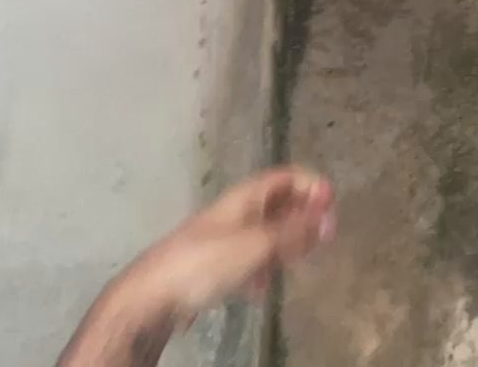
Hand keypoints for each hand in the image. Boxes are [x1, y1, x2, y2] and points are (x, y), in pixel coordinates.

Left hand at [113, 166, 335, 323]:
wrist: (147, 300)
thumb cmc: (204, 263)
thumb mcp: (257, 245)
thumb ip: (294, 232)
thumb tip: (330, 217)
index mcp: (245, 197)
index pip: (287, 177)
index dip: (311, 185)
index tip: (330, 205)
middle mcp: (234, 212)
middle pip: (276, 203)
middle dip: (300, 215)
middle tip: (320, 234)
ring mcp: (220, 239)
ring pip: (262, 231)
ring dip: (283, 241)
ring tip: (296, 259)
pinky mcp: (209, 266)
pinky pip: (246, 257)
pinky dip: (261, 264)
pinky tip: (261, 284)